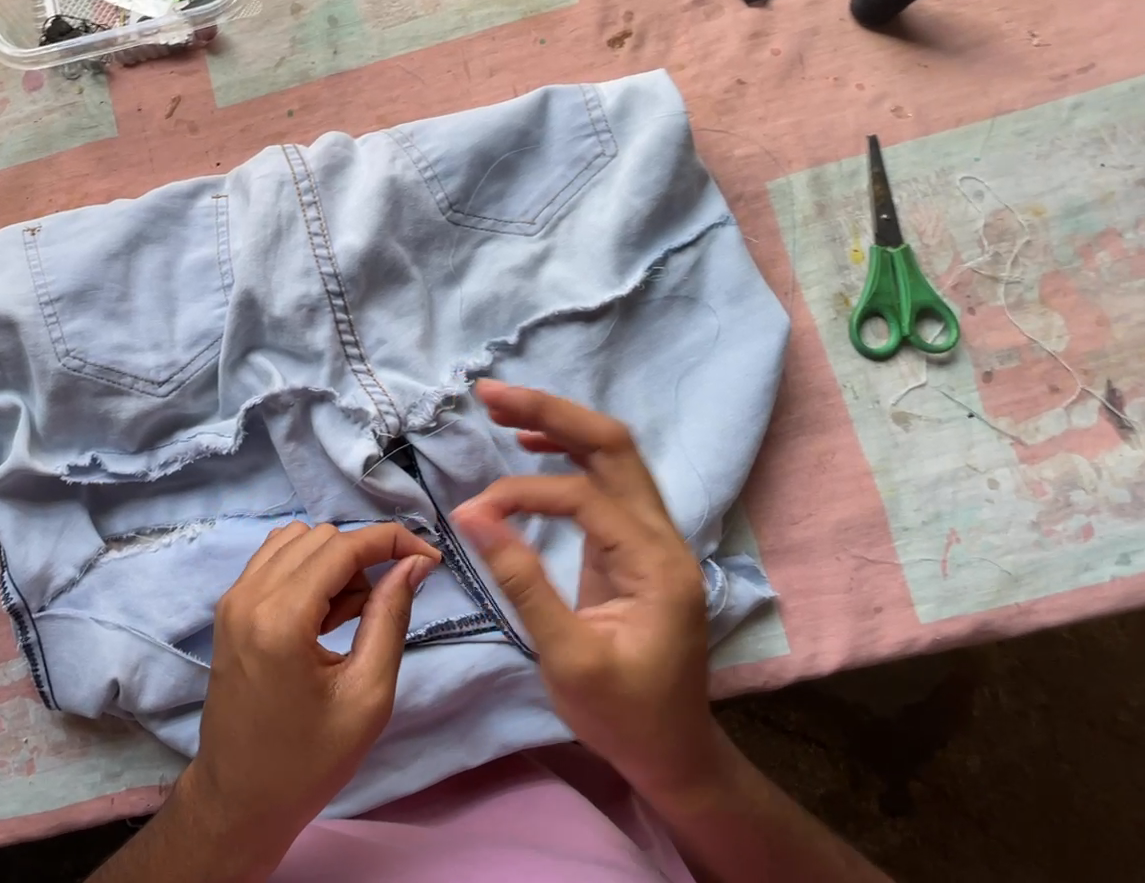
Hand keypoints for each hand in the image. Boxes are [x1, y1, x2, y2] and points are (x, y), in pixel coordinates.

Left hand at [180, 521, 440, 875]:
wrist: (240, 797)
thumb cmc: (309, 761)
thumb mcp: (367, 696)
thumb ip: (390, 618)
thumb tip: (413, 564)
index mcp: (280, 619)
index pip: (342, 547)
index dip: (391, 541)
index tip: (429, 560)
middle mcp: (248, 595)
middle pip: (320, 537)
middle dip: (362, 559)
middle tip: (379, 612)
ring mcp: (232, 598)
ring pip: (296, 540)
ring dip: (333, 563)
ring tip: (348, 619)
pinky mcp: (228, 607)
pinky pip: (273, 559)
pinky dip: (306, 570)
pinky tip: (321, 616)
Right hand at [451, 380, 727, 803]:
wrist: (672, 752)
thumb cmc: (624, 715)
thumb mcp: (567, 657)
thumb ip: (523, 581)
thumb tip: (472, 516)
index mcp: (658, 565)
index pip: (585, 498)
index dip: (522, 496)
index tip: (472, 516)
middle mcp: (664, 538)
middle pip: (613, 447)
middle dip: (550, 413)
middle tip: (488, 393)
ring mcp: (652, 538)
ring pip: (612, 455)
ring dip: (558, 424)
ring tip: (501, 407)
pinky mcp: (632, 545)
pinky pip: (603, 480)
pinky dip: (567, 453)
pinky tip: (532, 445)